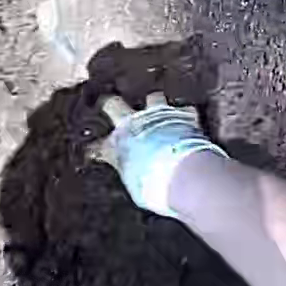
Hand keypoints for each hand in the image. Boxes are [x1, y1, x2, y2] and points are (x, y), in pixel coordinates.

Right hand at [90, 91, 224, 216]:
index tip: (96, 152)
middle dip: (113, 105)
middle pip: (114, 105)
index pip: (98, 147)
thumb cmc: (155, 186)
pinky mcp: (183, 115)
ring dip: (156, 104)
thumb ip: (134, 174)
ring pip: (153, 98)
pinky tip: (189, 120)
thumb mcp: (137, 188)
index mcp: (116, 147)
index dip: (96, 149)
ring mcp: (158, 115)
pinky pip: (185, 109)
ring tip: (160, 112)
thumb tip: (137, 176)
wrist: (182, 172)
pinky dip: (186, 115)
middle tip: (114, 107)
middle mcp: (134, 125)